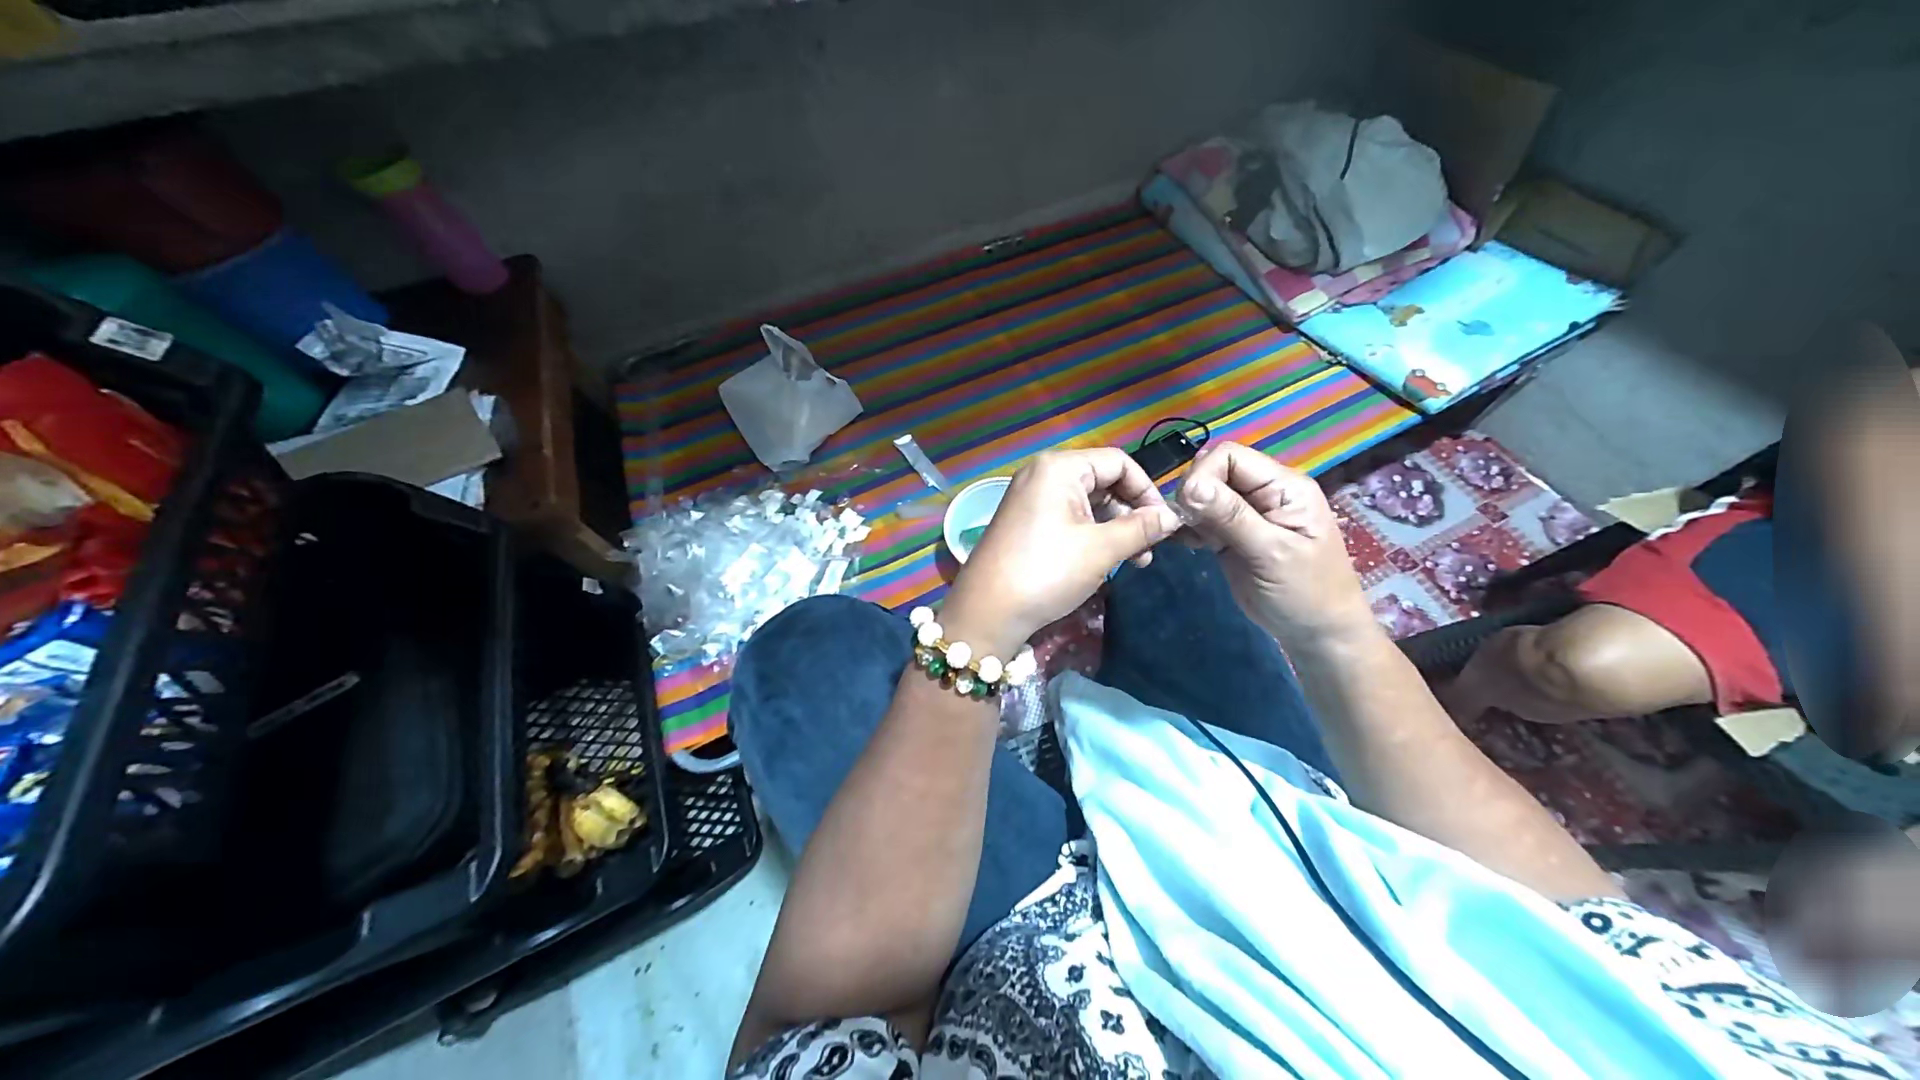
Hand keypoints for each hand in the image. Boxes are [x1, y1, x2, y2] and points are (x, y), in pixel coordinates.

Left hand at [943, 449, 1181, 655]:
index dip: (1147, 490)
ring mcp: (1031, 498)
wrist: (987, 612)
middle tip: (1149, 549)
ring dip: (1115, 528)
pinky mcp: (1026, 522)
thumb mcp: (1101, 549)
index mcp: (1058, 468)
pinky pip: (1069, 517)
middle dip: (1131, 512)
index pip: (1118, 462)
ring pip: (1088, 502)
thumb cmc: (1047, 572)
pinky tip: (1107, 560)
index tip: (1164, 523)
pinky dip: (1092, 534)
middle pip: (1103, 481)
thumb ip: (1141, 528)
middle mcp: (1042, 474)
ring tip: (1135, 561)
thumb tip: (1174, 516)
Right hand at [1175, 442, 1376, 650]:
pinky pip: (1201, 520)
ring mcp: (1246, 514)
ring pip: (1202, 496)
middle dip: (1192, 494)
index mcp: (1283, 486)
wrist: (1317, 634)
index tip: (1189, 508)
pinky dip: (1187, 529)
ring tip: (1185, 538)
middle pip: (1212, 472)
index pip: (1229, 456)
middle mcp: (1263, 492)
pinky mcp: (1231, 536)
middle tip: (1187, 527)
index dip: (1203, 475)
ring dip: (1186, 513)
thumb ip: (1231, 517)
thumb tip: (1190, 486)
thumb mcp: (1271, 553)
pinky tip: (1182, 544)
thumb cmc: (1306, 592)